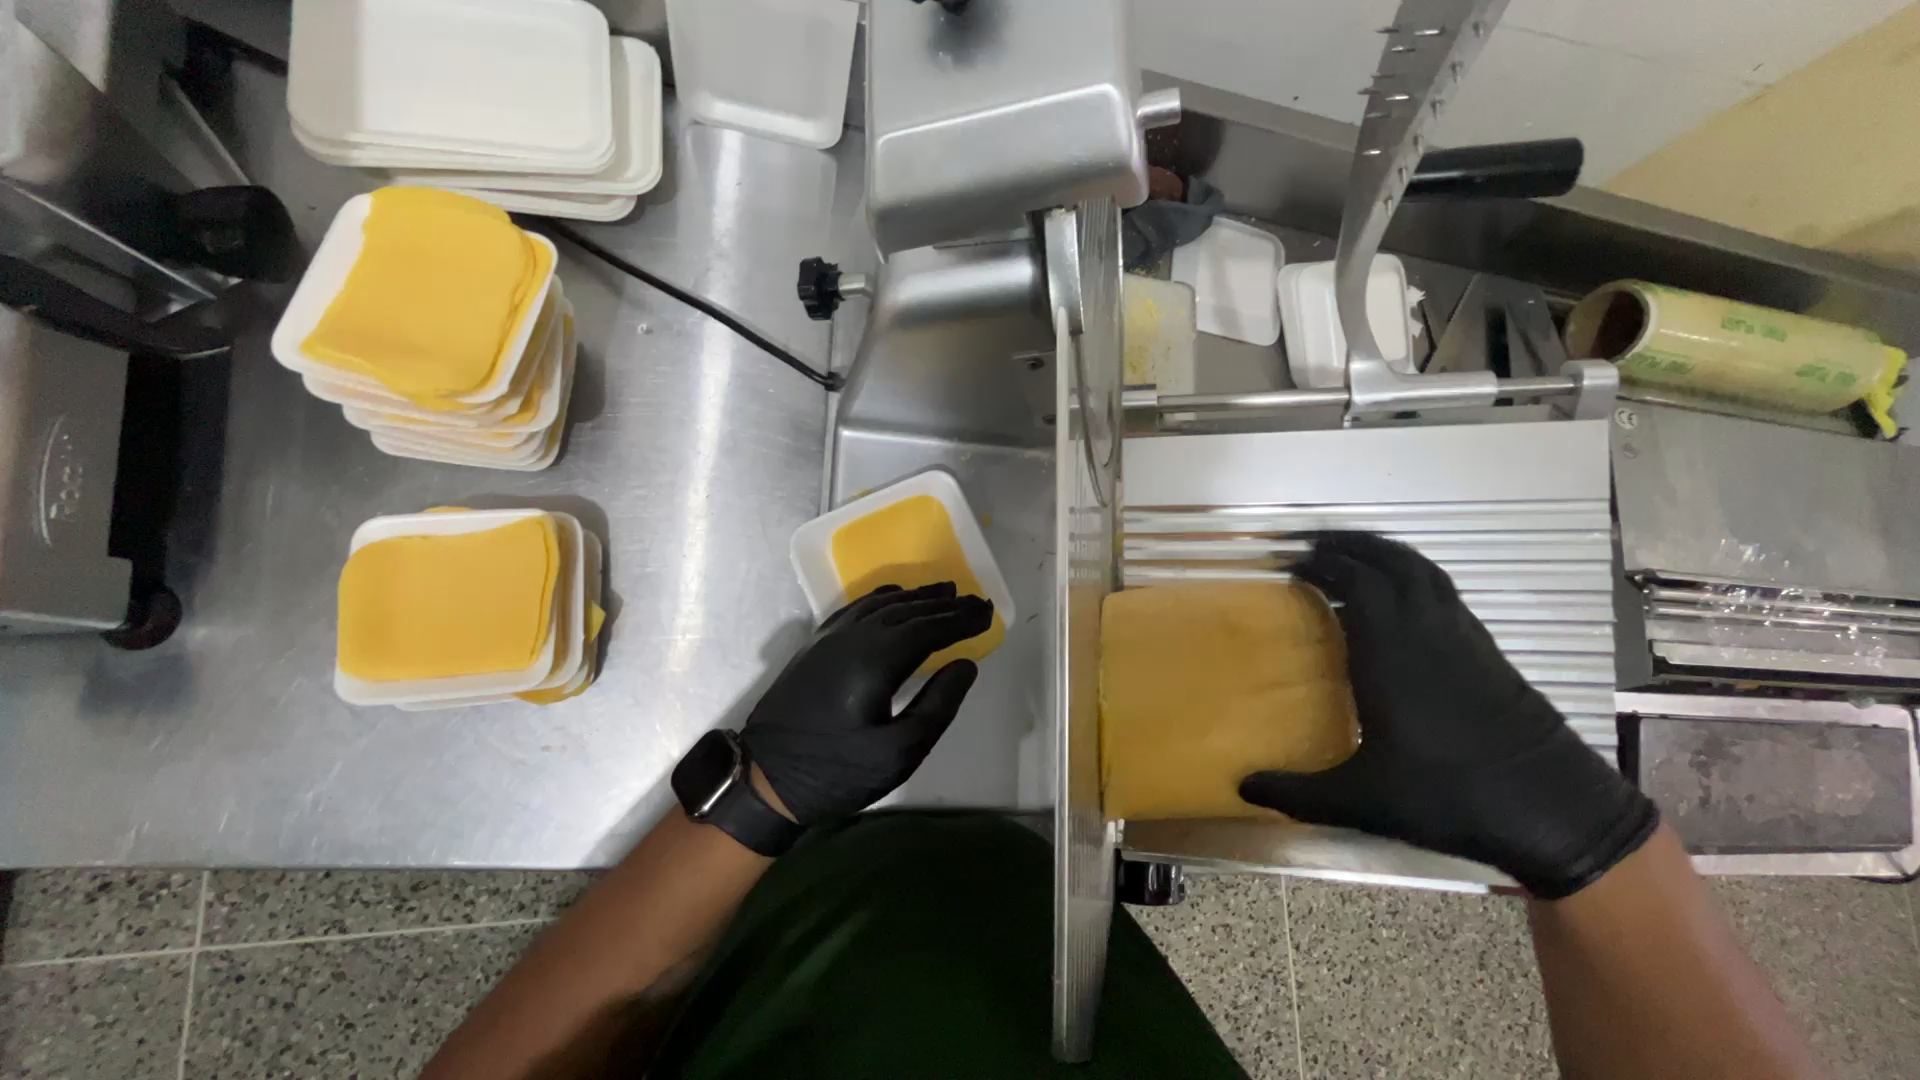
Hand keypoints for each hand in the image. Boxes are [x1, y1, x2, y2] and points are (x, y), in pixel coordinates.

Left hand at [742, 582, 992, 825]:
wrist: (764, 779)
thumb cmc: (837, 771)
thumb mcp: (898, 753)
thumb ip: (937, 706)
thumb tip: (965, 665)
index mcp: (876, 660)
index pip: (929, 628)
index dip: (960, 620)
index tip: (988, 614)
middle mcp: (853, 637)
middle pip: (908, 610)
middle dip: (945, 605)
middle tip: (977, 600)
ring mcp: (830, 638)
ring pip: (881, 604)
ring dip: (916, 596)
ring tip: (945, 591)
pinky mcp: (815, 645)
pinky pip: (855, 608)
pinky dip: (881, 598)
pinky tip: (892, 597)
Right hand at [1238, 532, 1657, 898]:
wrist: (1554, 811)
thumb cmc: (1449, 797)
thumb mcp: (1361, 802)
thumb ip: (1297, 794)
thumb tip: (1242, 785)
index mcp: (1391, 656)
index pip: (1356, 584)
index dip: (1322, 564)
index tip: (1290, 561)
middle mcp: (1427, 634)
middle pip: (1391, 563)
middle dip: (1350, 545)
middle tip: (1313, 545)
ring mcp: (1463, 638)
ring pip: (1424, 571)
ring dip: (1385, 554)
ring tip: (1352, 556)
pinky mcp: (1487, 651)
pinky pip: (1443, 592)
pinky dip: (1414, 577)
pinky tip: (1399, 600)